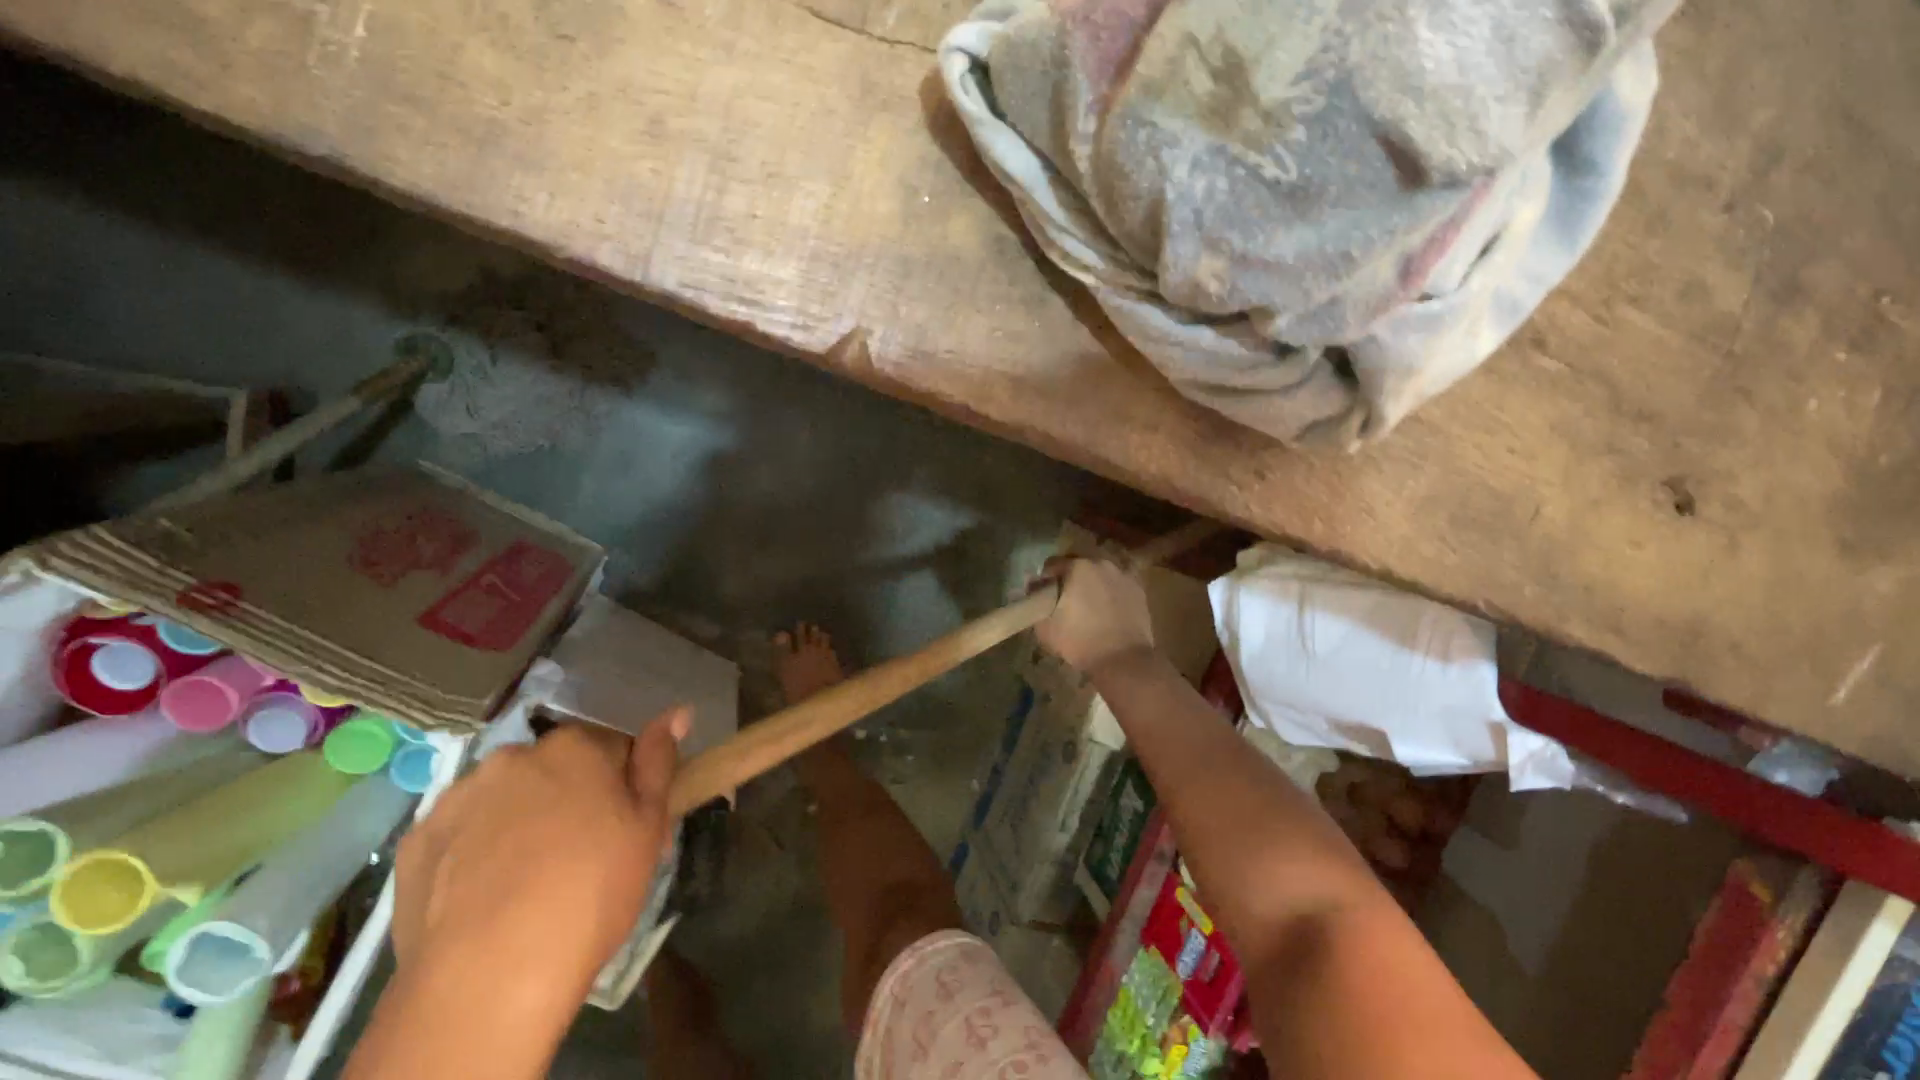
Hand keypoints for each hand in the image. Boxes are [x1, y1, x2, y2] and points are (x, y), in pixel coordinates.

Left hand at [393, 708, 688, 993]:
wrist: (491, 974)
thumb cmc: (591, 893)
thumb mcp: (648, 830)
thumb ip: (658, 764)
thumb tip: (677, 712)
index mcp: (574, 748)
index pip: (609, 746)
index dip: (619, 785)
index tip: (622, 825)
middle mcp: (512, 757)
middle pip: (550, 768)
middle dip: (564, 796)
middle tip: (578, 854)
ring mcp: (457, 797)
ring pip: (500, 798)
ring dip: (516, 820)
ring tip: (526, 881)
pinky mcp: (416, 841)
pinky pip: (458, 834)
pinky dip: (472, 853)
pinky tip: (484, 896)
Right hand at [1034, 556, 1154, 674]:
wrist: (1123, 659)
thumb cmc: (1079, 642)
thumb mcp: (1045, 627)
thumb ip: (1035, 602)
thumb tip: (1034, 588)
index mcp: (1077, 567)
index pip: (1052, 564)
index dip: (1045, 579)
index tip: (1044, 596)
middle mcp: (1101, 563)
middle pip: (1078, 565)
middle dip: (1070, 579)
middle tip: (1066, 600)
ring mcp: (1123, 575)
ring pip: (1100, 574)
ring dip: (1092, 583)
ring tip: (1089, 606)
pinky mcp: (1139, 589)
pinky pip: (1117, 585)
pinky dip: (1111, 592)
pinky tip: (1108, 610)